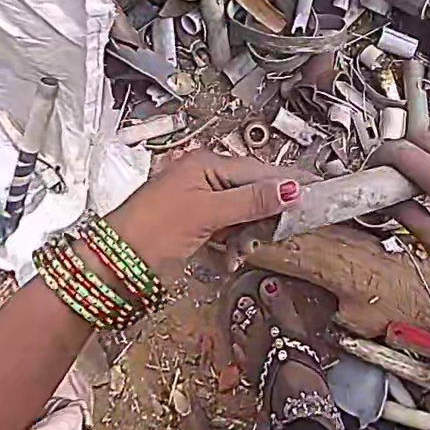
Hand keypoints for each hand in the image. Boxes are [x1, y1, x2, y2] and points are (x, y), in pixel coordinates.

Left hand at [104, 151, 300, 270]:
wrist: (111, 265)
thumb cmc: (153, 230)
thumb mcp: (207, 213)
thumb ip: (252, 201)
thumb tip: (293, 189)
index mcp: (207, 164)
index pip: (259, 171)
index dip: (288, 182)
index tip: (318, 188)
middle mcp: (206, 177)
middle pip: (254, 190)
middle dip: (267, 212)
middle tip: (284, 229)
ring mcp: (201, 200)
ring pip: (244, 212)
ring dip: (249, 232)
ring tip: (244, 248)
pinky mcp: (197, 223)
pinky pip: (229, 228)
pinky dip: (233, 242)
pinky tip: (230, 256)